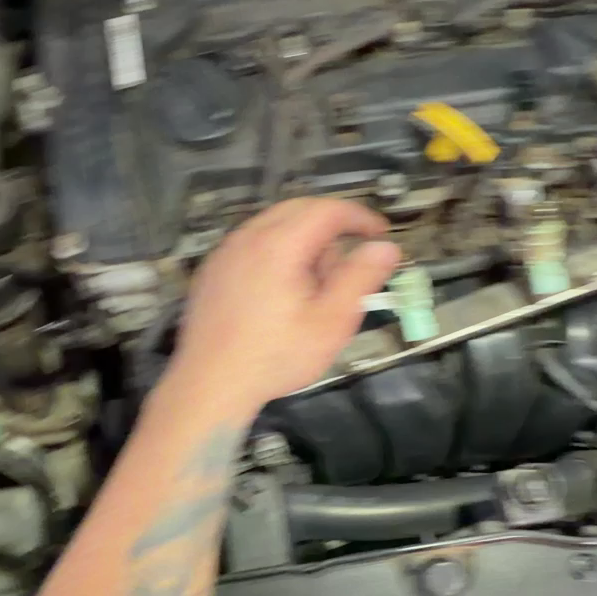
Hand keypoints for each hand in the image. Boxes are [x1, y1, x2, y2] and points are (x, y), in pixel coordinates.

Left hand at [168, 198, 400, 411]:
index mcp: (280, 245)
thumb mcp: (330, 323)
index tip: (378, 234)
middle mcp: (248, 238)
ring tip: (311, 291)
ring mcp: (225, 254)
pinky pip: (251, 247)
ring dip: (301, 245)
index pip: (328, 210)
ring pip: (273, 228)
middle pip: (299, 211)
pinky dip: (274, 257)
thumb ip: (360, 280)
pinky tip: (279, 297)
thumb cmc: (274, 359)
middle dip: (330, 230)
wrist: (212, 385)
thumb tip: (385, 249)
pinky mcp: (212, 273)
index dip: (360, 218)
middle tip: (347, 266)